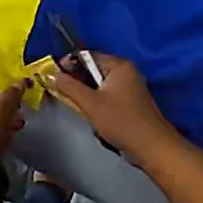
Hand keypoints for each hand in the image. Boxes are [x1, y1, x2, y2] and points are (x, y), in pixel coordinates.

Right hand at [42, 54, 183, 163]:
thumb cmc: (121, 121)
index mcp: (119, 65)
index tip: (54, 75)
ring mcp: (130, 86)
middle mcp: (126, 71)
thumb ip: (68, 86)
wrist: (152, 147)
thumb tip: (51, 74)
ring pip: (98, 83)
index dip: (68, 64)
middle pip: (92, 68)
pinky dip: (95, 99)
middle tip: (60, 90)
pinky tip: (90, 112)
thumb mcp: (90, 103)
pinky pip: (107, 93)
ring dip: (84, 92)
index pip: (87, 55)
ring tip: (74, 103)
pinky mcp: (130, 100)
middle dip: (75, 80)